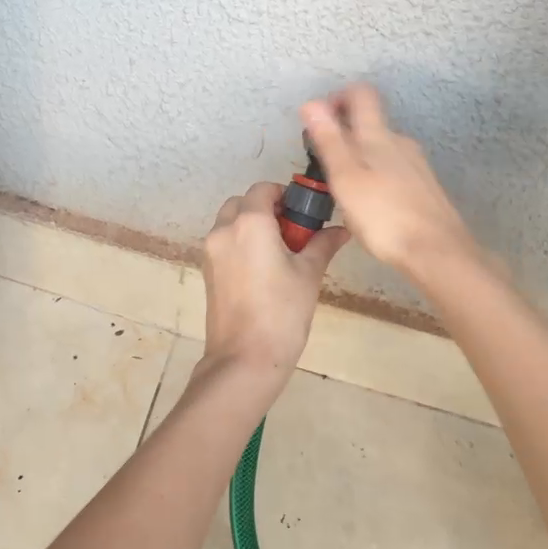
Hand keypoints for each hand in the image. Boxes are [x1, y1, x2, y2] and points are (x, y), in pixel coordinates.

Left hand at [198, 181, 350, 384]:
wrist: (244, 359)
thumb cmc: (282, 312)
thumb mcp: (308, 275)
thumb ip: (322, 245)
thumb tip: (341, 230)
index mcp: (249, 222)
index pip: (263, 189)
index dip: (283, 194)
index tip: (301, 212)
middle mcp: (224, 229)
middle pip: (242, 203)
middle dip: (265, 208)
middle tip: (291, 231)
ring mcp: (211, 251)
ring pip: (229, 222)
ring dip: (250, 225)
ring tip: (278, 252)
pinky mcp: (206, 270)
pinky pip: (223, 243)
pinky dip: (239, 243)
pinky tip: (261, 269)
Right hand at [300, 83, 479, 275]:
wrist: (438, 252)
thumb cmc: (383, 216)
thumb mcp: (346, 179)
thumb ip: (329, 140)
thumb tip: (311, 103)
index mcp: (378, 136)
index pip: (361, 95)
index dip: (339, 97)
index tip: (321, 121)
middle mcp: (400, 142)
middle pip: (370, 122)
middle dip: (345, 135)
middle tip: (326, 165)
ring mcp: (416, 164)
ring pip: (382, 148)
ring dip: (361, 158)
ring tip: (346, 190)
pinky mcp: (425, 186)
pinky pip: (395, 169)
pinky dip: (378, 177)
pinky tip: (372, 206)